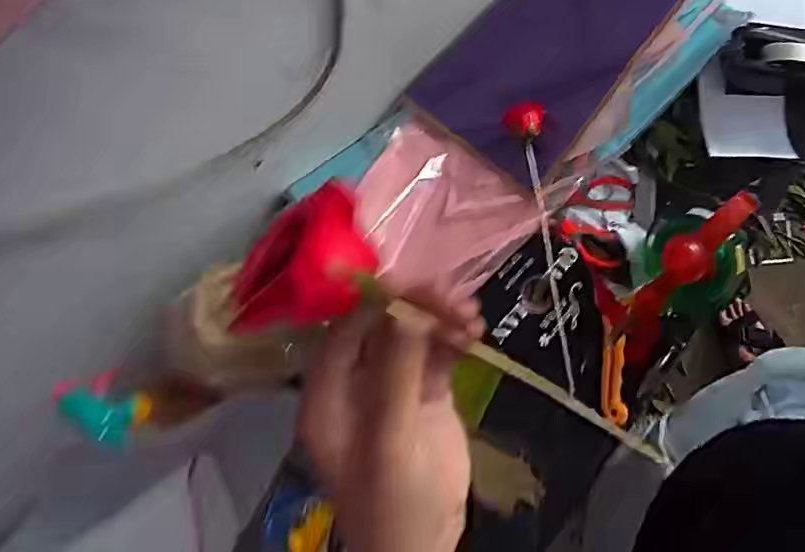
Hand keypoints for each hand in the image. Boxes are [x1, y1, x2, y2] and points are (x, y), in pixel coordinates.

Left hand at [300, 286, 484, 551]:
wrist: (427, 547)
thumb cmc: (396, 502)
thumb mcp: (393, 439)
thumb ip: (397, 371)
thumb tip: (407, 305)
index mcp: (328, 394)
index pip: (347, 328)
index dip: (379, 300)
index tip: (420, 280)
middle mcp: (354, 380)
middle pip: (382, 322)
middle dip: (419, 305)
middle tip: (457, 300)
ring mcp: (390, 382)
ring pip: (413, 329)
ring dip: (442, 317)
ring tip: (473, 319)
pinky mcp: (422, 388)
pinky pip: (435, 346)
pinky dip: (454, 334)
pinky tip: (475, 334)